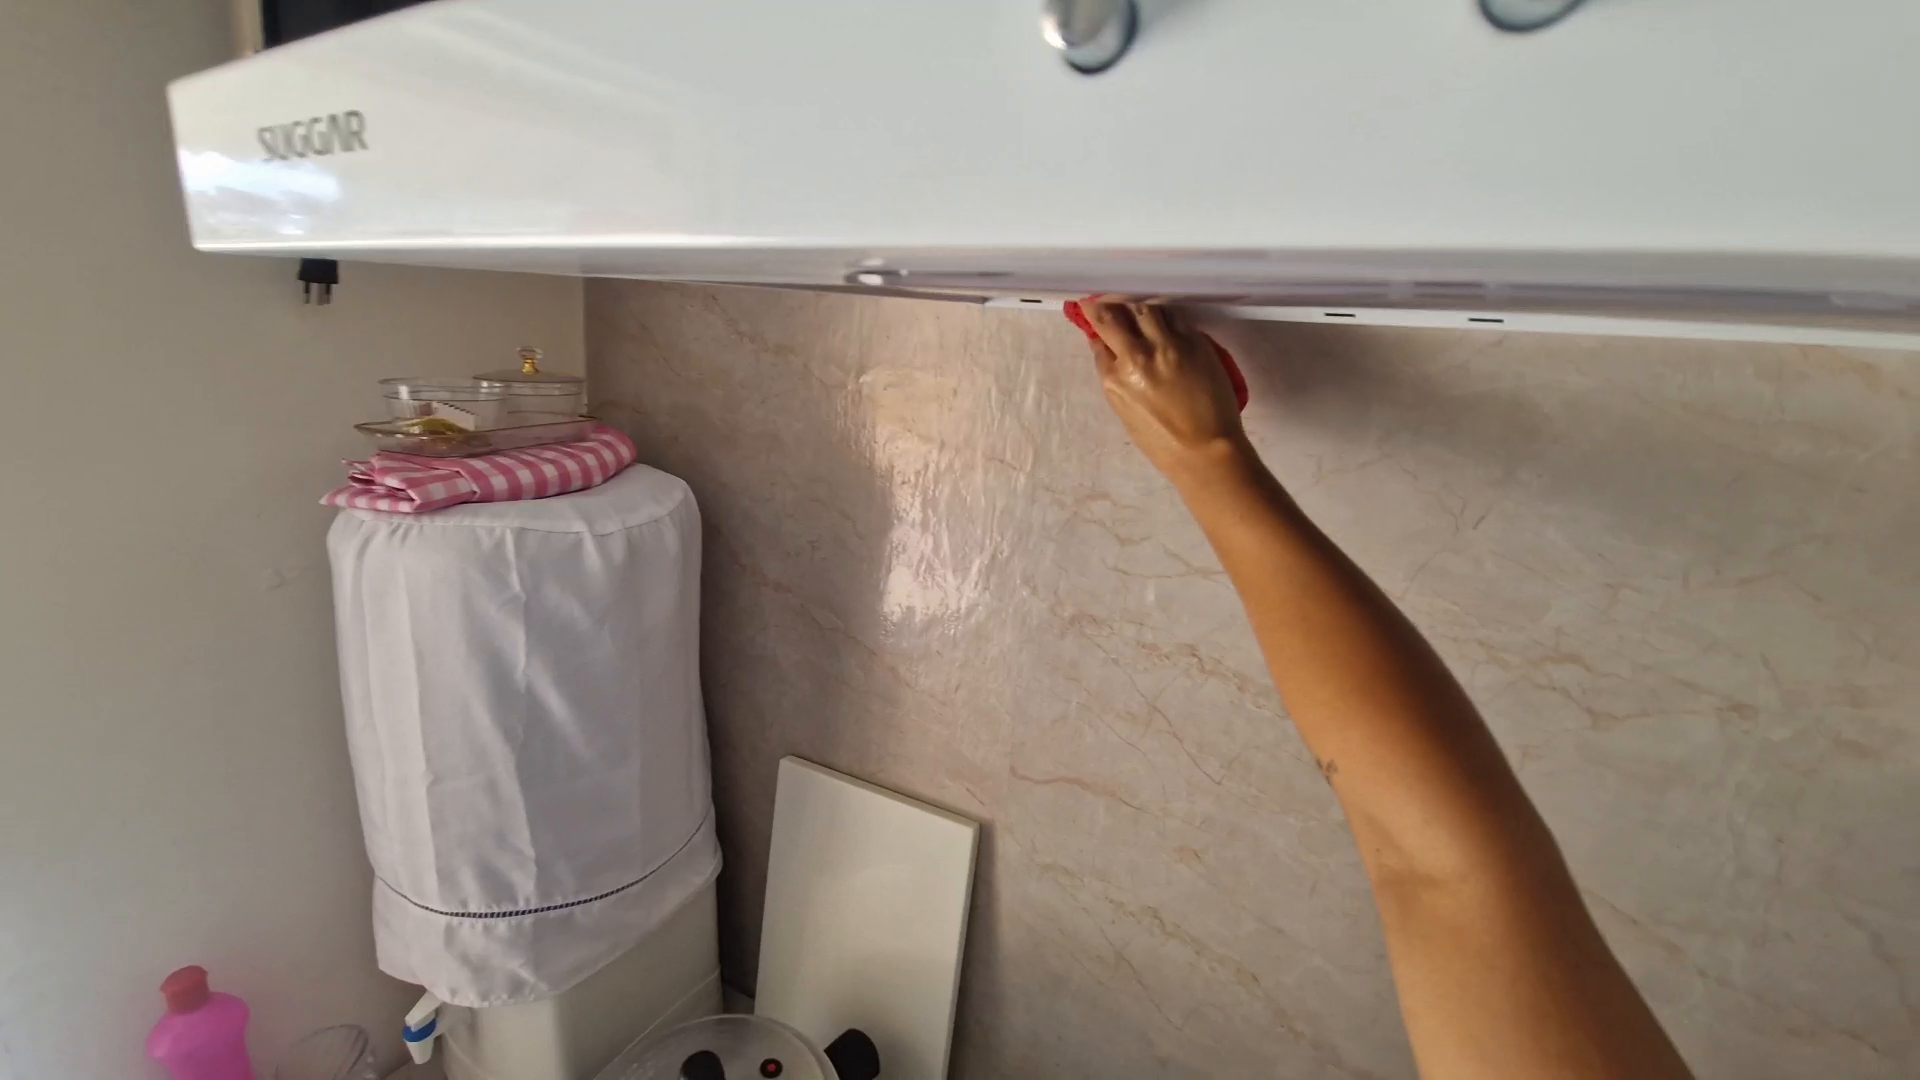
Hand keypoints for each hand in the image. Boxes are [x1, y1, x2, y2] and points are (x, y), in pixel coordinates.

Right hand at [1078, 300, 1250, 480]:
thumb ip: (1112, 373)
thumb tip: (1104, 345)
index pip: (1098, 335)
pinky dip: (1164, 309)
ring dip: (1137, 300)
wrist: (1204, 449)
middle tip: (1107, 290)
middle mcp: (1138, 356)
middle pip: (1114, 313)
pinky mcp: (1194, 341)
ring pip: (1145, 305)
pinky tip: (1162, 309)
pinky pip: (1174, 313)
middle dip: (1106, 299)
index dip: (1093, 316)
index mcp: (1115, 378)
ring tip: (1136, 297)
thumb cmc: (1162, 440)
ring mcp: (1168, 345)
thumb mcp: (1124, 409)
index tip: (1091, 304)